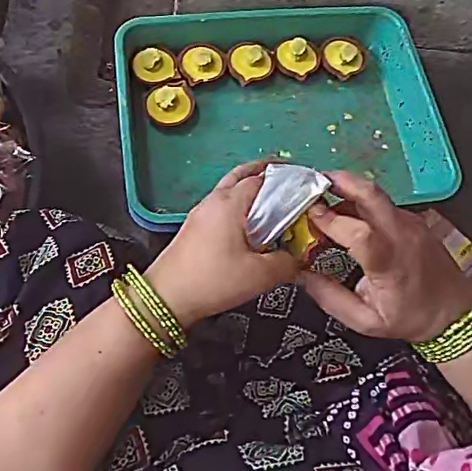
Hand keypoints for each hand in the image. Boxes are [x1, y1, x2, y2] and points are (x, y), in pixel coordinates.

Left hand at [144, 161, 300, 326]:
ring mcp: (200, 214)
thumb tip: (298, 261)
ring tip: (271, 202)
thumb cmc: (211, 281)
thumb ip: (287, 263)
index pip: (262, 178)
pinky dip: (237, 207)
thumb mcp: (260, 275)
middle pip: (241, 175)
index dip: (286, 179)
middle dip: (264, 172)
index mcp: (230, 204)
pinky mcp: (193, 229)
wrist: (167, 297)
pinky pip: (219, 207)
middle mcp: (213, 202)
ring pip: (228, 190)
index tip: (304, 184)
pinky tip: (249, 225)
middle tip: (286, 177)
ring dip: (249, 189)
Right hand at [300, 170, 471, 342]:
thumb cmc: (413, 318)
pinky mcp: (412, 220)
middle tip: (312, 183)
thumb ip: (330, 298)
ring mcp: (410, 224)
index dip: (330, 219)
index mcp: (390, 263)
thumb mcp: (366, 321)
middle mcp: (402, 236)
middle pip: (371, 194)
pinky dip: (358, 201)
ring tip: (321, 199)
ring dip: (346, 190)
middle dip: (338, 182)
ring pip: (375, 194)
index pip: (360, 232)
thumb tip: (301, 275)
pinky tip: (344, 214)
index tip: (309, 216)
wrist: (457, 313)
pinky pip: (382, 203)